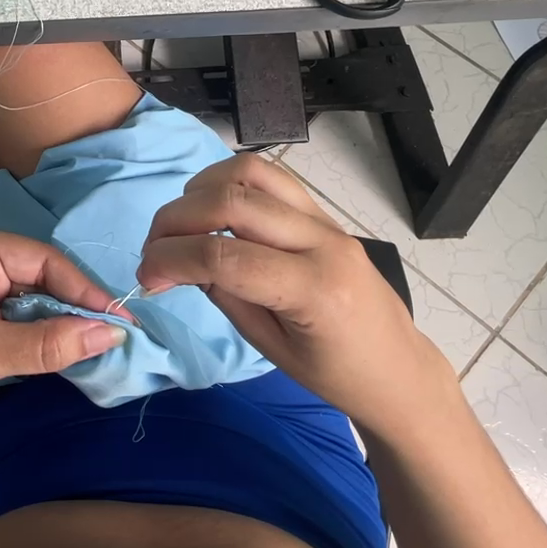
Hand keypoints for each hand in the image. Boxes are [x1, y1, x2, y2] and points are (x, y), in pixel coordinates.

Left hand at [0, 229, 128, 423]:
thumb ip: (49, 343)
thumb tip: (113, 333)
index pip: (42, 259)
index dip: (83, 289)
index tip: (121, 321)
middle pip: (38, 271)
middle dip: (72, 303)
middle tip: (112, 336)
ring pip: (29, 289)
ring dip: (56, 315)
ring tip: (93, 341)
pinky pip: (13, 303)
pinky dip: (35, 324)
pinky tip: (56, 343)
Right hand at [136, 155, 456, 435]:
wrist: (400, 372)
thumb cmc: (335, 375)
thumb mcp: (268, 346)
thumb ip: (220, 293)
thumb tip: (170, 264)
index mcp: (315, 291)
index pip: (222, 255)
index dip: (170, 259)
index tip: (145, 276)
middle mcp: (323, 243)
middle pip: (229, 201)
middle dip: (174, 219)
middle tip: (153, 249)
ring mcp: (326, 220)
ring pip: (248, 172)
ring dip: (198, 191)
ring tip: (182, 224)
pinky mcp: (322, 211)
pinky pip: (267, 176)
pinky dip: (225, 182)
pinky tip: (211, 209)